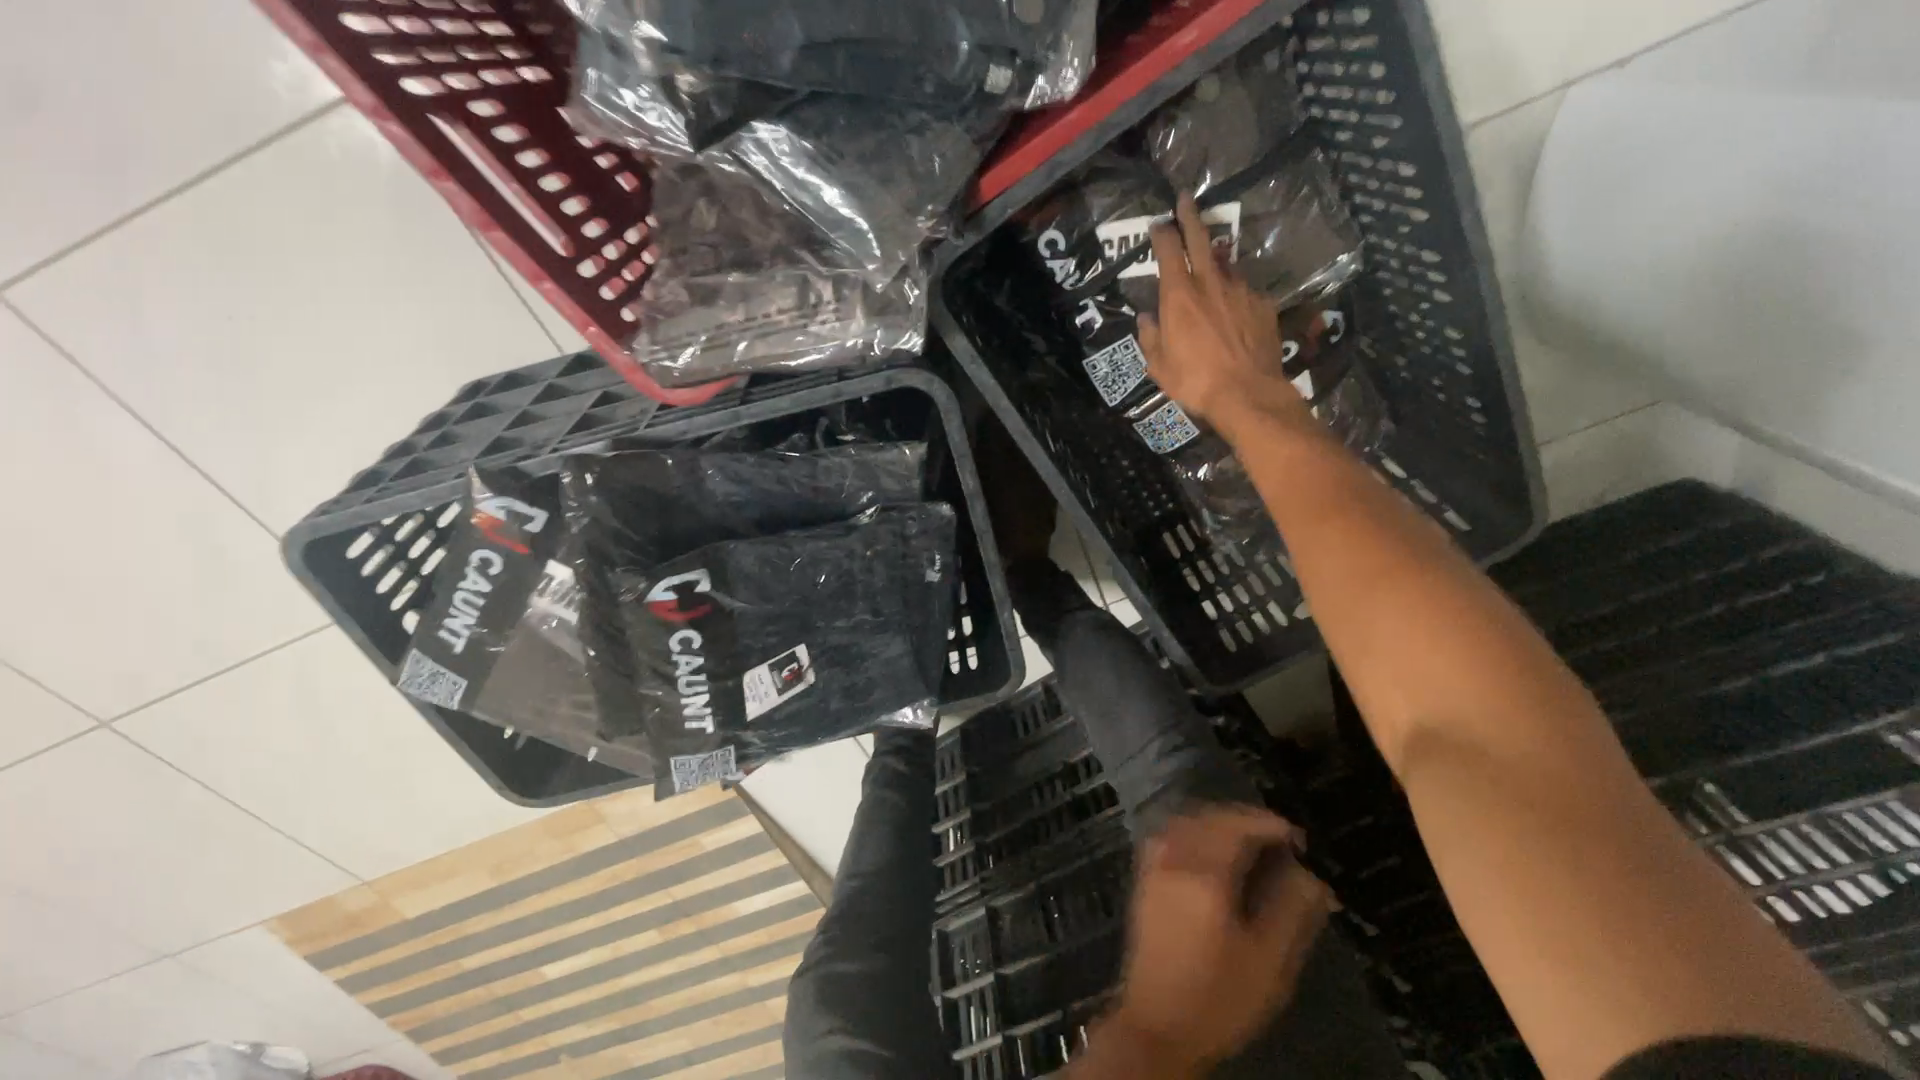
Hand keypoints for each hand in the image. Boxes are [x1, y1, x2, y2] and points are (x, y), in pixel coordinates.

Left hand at [1104, 806, 1330, 1075]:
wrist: (1157, 1028)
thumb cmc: (1219, 998)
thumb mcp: (1269, 960)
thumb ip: (1292, 908)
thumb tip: (1312, 874)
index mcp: (1204, 875)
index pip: (1239, 827)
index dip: (1272, 825)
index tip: (1299, 841)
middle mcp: (1173, 861)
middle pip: (1210, 818)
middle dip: (1246, 819)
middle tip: (1280, 839)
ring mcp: (1152, 869)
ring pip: (1185, 822)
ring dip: (1218, 822)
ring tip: (1251, 842)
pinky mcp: (1143, 882)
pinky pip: (1168, 836)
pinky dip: (1193, 831)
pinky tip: (1212, 852)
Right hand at [1139, 194, 1313, 441]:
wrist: (1247, 393)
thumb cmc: (1195, 381)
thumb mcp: (1159, 365)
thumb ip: (1151, 336)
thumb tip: (1148, 318)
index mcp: (1179, 295)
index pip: (1169, 250)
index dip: (1162, 233)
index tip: (1158, 223)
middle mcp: (1211, 283)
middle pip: (1201, 238)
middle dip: (1191, 216)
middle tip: (1186, 198)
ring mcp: (1241, 291)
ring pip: (1226, 265)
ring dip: (1216, 261)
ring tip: (1211, 265)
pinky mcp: (1262, 305)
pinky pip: (1245, 291)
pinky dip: (1236, 294)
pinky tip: (1234, 309)